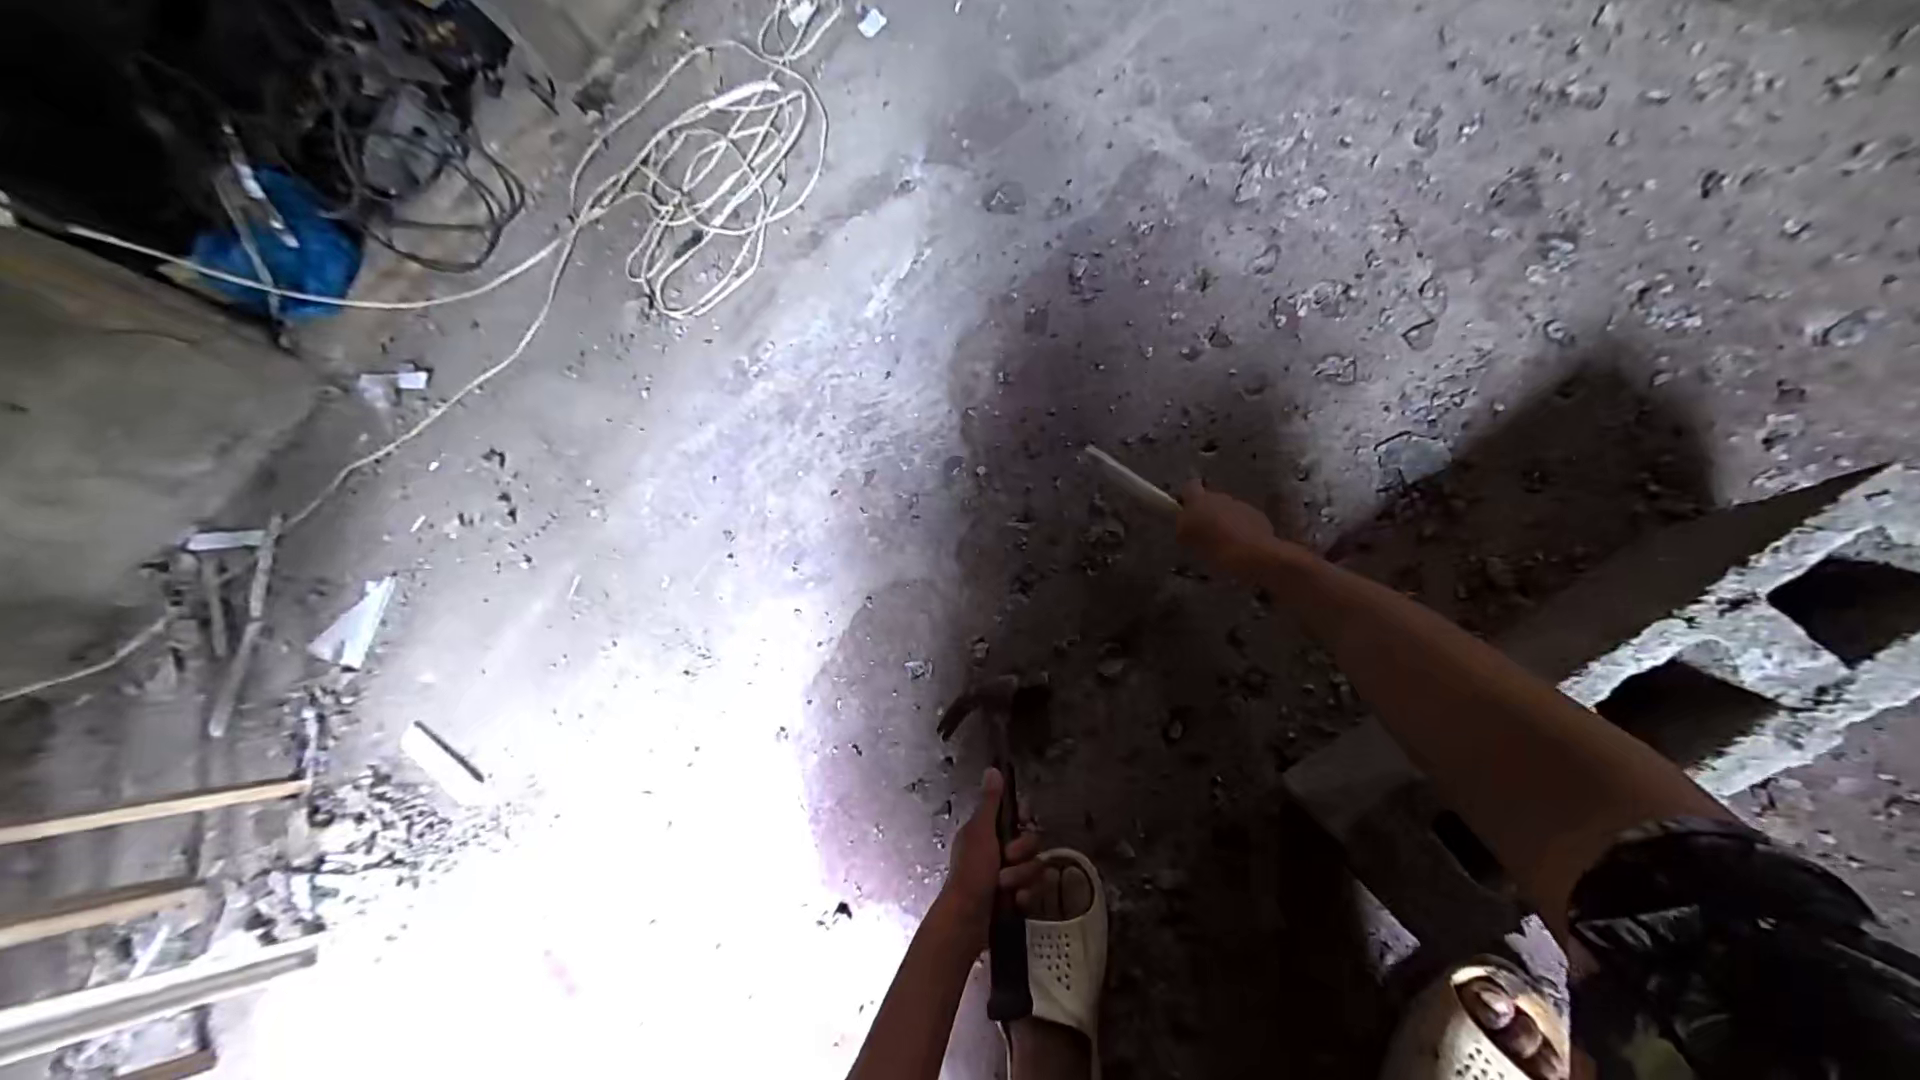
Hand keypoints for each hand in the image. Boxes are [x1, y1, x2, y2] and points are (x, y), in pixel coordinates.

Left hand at [938, 768, 1042, 948]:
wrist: (967, 920)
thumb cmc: (971, 871)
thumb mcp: (980, 832)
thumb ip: (990, 803)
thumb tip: (992, 770)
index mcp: (987, 831)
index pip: (1018, 815)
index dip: (1025, 819)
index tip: (1024, 820)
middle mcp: (998, 850)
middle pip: (1031, 842)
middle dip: (1022, 855)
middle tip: (1006, 862)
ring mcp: (1008, 875)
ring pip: (1035, 868)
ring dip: (1022, 878)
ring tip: (1005, 888)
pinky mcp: (1015, 898)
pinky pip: (1034, 891)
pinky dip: (1024, 897)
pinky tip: (1014, 903)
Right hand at [1176, 479, 1282, 573]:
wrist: (1253, 556)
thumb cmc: (1213, 548)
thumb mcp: (1187, 538)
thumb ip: (1184, 524)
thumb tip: (1185, 520)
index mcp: (1199, 501)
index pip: (1189, 486)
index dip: (1187, 496)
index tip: (1186, 510)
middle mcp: (1220, 497)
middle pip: (1210, 499)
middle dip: (1207, 512)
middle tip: (1203, 533)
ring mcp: (1241, 505)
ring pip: (1227, 510)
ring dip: (1224, 521)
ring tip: (1223, 543)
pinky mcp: (1258, 516)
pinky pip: (1243, 519)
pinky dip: (1240, 528)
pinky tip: (1239, 546)